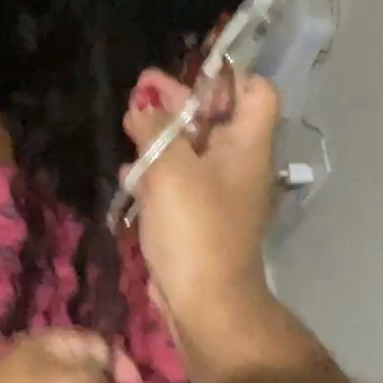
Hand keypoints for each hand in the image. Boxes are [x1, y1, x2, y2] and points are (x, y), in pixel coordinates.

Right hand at [121, 69, 280, 331]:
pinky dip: (155, 174)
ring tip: (129, 125)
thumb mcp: (172, 170)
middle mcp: (237, 168)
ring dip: (162, 138)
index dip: (224, 78)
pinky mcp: (195, 224)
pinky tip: (129, 173)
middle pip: (215, 120)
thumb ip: (156, 131)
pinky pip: (176, 186)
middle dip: (178, 104)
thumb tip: (141, 107)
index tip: (185, 81)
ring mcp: (216, 198)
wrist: (204, 303)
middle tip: (140, 93)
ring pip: (191, 153)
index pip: (254, 92)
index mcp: (246, 147)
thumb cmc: (195, 232)